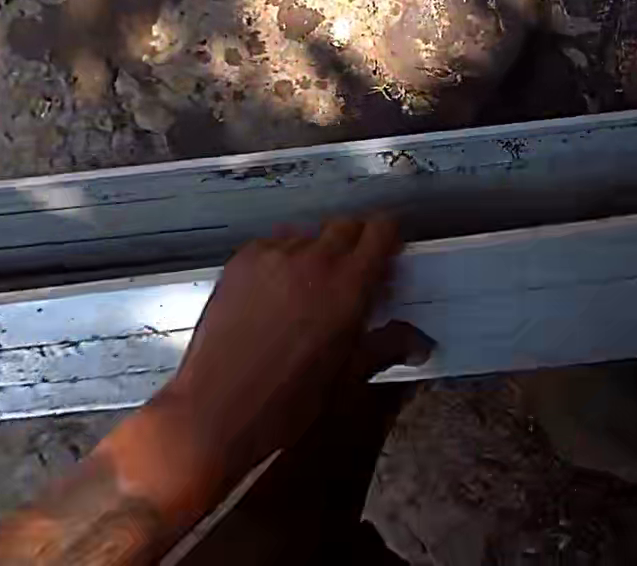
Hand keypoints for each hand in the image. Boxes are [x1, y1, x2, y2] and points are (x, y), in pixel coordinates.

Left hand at [96, 217, 430, 520]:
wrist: (213, 412)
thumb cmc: (288, 401)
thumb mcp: (348, 376)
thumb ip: (389, 346)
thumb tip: (423, 343)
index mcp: (350, 284)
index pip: (382, 228)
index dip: (387, 237)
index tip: (385, 255)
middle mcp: (316, 258)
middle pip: (347, 224)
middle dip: (354, 243)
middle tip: (348, 274)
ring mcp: (276, 254)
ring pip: (310, 233)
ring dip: (316, 250)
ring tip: (306, 284)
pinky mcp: (243, 258)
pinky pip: (275, 242)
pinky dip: (282, 256)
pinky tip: (273, 290)